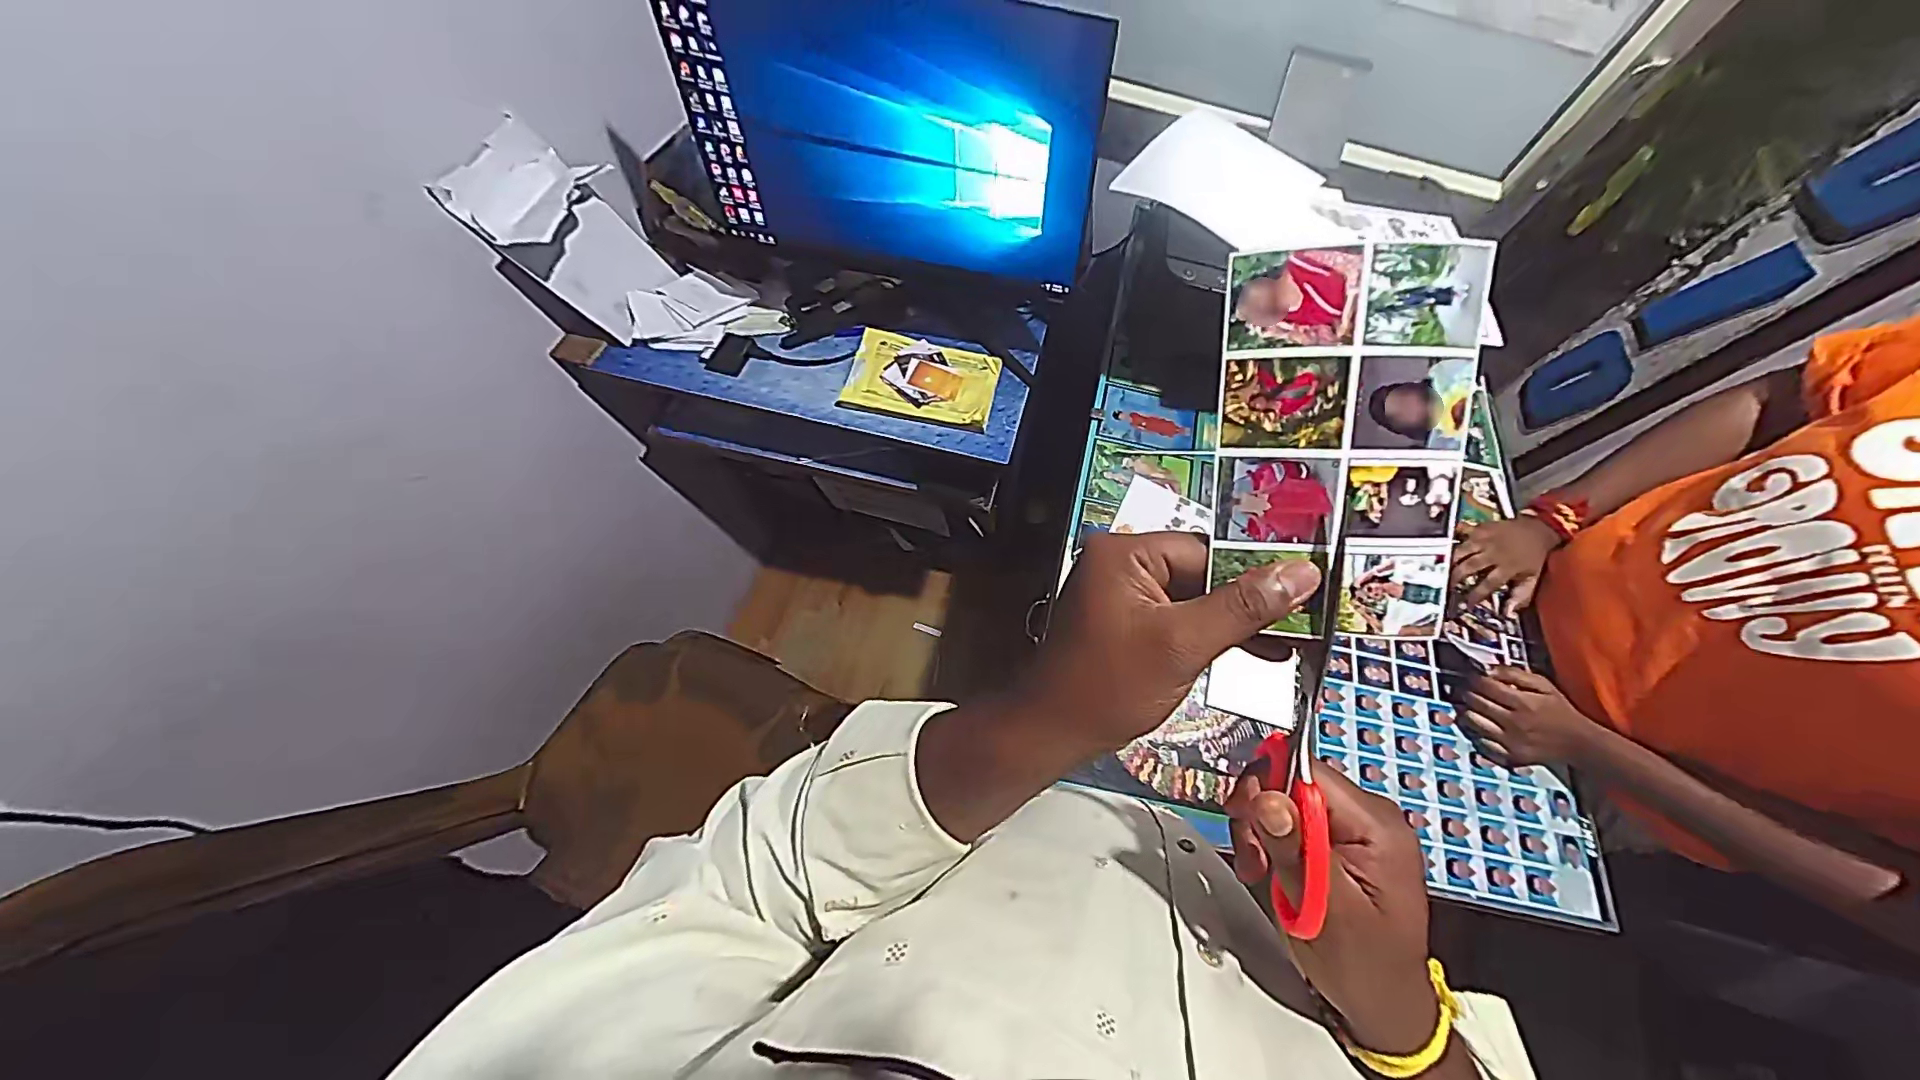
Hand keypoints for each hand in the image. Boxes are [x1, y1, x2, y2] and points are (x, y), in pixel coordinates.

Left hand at [1023, 532, 1320, 755]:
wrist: (1052, 731)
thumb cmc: (1104, 687)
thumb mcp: (1182, 644)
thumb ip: (1243, 607)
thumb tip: (1298, 573)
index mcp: (1124, 553)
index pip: (1206, 551)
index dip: (1254, 577)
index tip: (1301, 598)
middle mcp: (1119, 564)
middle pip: (1202, 574)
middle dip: (1246, 605)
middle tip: (1297, 629)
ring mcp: (1120, 593)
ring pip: (1194, 599)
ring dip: (1232, 623)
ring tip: (1280, 645)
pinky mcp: (1125, 620)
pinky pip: (1177, 617)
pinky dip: (1207, 634)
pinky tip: (1245, 650)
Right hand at [1226, 762, 1437, 1053]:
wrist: (1382, 1003)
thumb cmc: (1364, 966)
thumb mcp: (1325, 908)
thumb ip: (1295, 849)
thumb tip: (1267, 798)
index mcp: (1376, 825)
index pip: (1306, 770)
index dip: (1266, 787)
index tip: (1247, 820)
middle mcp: (1367, 816)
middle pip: (1290, 780)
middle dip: (1260, 814)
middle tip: (1255, 855)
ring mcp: (1352, 826)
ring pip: (1282, 797)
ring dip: (1260, 830)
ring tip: (1262, 868)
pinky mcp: (1335, 837)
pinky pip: (1288, 817)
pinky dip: (1269, 839)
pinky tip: (1270, 867)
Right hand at [1451, 516, 1561, 615]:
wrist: (1542, 528)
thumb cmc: (1536, 555)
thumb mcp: (1534, 576)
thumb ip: (1521, 594)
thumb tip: (1508, 612)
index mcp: (1508, 567)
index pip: (1488, 584)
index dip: (1475, 595)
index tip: (1466, 604)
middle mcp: (1494, 554)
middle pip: (1468, 567)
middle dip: (1456, 577)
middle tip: (1447, 584)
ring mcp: (1486, 539)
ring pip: (1461, 550)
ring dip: (1451, 560)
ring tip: (1443, 567)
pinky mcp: (1481, 528)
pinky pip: (1463, 533)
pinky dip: (1455, 538)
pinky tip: (1449, 544)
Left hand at [1462, 667, 1606, 766]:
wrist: (1581, 745)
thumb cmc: (1560, 711)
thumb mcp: (1544, 686)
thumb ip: (1514, 674)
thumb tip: (1486, 669)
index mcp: (1525, 703)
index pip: (1484, 685)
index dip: (1473, 679)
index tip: (1472, 678)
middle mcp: (1515, 722)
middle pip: (1474, 702)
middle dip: (1466, 693)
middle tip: (1467, 691)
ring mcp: (1511, 741)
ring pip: (1470, 721)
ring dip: (1465, 711)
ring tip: (1470, 707)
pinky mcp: (1509, 756)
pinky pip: (1479, 741)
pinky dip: (1473, 732)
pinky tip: (1479, 726)